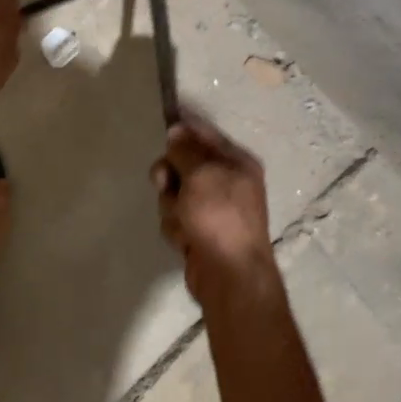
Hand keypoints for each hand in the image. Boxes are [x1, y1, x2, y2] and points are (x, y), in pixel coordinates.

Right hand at [150, 112, 275, 301]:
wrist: (229, 276)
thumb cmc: (220, 216)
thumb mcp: (201, 173)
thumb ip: (184, 149)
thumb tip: (176, 130)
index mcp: (236, 163)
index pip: (204, 133)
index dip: (182, 128)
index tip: (164, 126)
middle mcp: (226, 182)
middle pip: (182, 162)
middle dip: (169, 175)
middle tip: (165, 184)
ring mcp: (212, 208)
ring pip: (173, 191)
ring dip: (171, 206)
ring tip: (183, 221)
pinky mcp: (198, 230)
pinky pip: (174, 216)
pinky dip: (176, 226)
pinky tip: (185, 239)